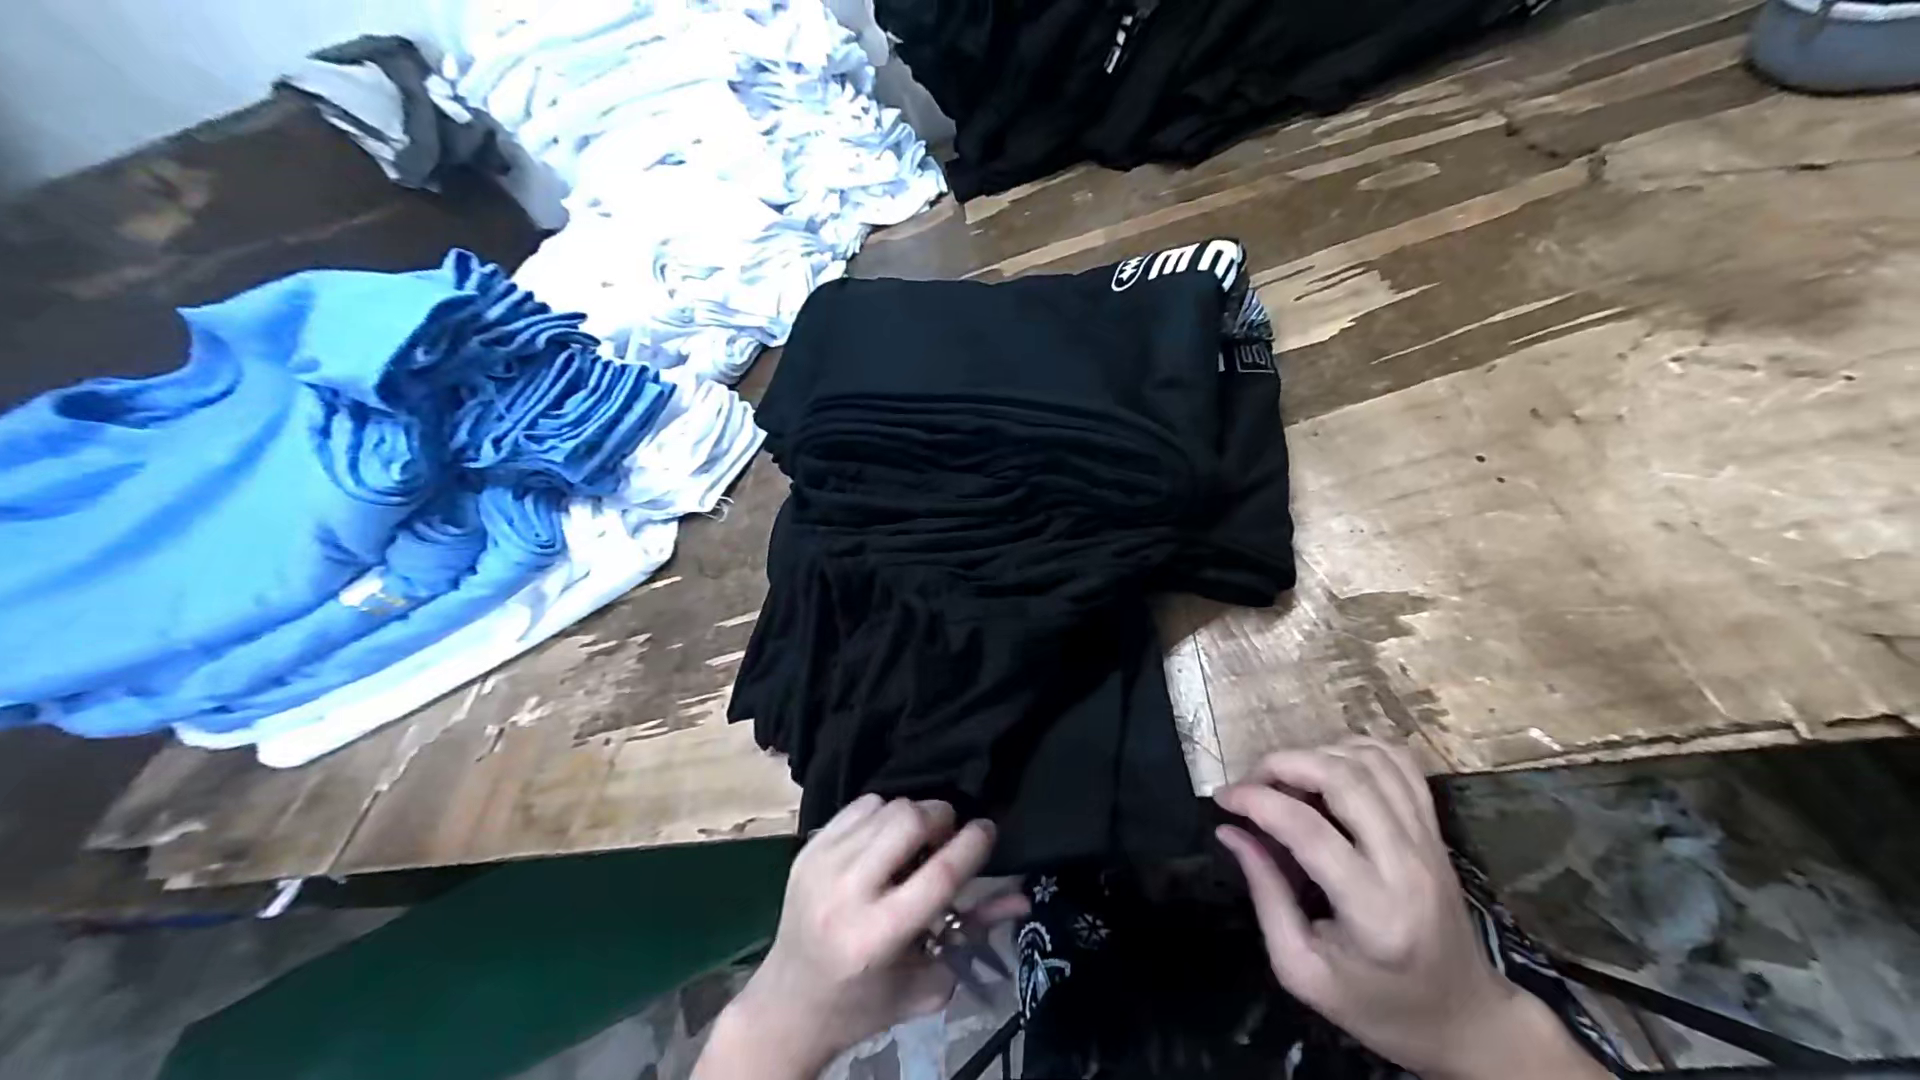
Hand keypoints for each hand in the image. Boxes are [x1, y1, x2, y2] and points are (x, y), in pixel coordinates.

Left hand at [693, 795, 1025, 1079]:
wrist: (788, 1005)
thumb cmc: (866, 1004)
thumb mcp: (928, 982)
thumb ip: (975, 933)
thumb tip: (1022, 895)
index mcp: (877, 937)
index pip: (938, 875)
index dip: (972, 845)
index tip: (988, 829)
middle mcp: (845, 894)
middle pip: (909, 822)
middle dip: (942, 818)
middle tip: (949, 834)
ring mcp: (821, 865)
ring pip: (886, 806)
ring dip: (913, 815)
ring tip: (917, 841)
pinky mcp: (807, 849)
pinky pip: (859, 805)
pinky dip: (883, 813)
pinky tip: (885, 838)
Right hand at [1213, 739, 1607, 1079]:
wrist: (1468, 1021)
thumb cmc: (1378, 1006)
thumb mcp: (1302, 970)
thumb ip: (1264, 894)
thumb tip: (1229, 830)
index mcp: (1374, 912)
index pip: (1306, 828)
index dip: (1254, 800)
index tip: (1222, 800)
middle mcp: (1408, 865)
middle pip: (1343, 776)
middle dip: (1283, 764)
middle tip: (1251, 784)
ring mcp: (1429, 841)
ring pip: (1371, 760)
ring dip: (1316, 754)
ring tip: (1286, 779)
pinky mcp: (1436, 830)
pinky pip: (1398, 763)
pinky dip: (1355, 749)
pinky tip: (1327, 768)